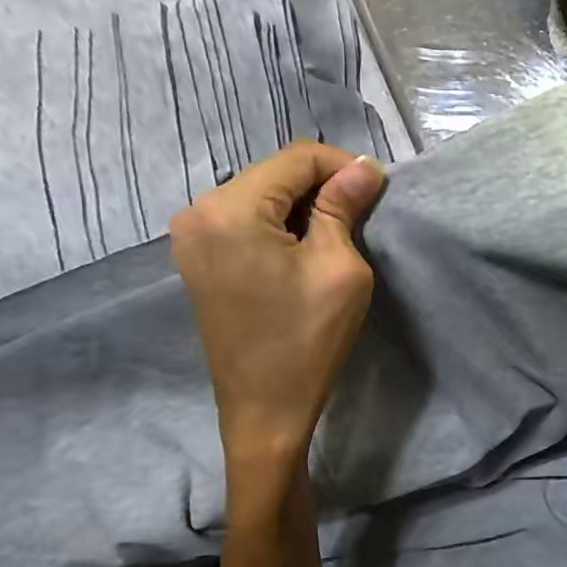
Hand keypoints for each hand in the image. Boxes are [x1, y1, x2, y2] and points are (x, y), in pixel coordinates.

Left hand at [171, 142, 386, 462]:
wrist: (265, 409)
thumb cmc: (307, 340)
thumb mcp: (338, 268)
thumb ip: (344, 207)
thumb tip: (363, 167)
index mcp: (230, 208)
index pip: (296, 158)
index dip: (342, 166)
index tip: (375, 190)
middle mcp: (198, 211)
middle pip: (273, 173)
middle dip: (320, 186)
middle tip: (358, 217)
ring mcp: (191, 236)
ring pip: (259, 195)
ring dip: (300, 206)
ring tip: (333, 237)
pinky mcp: (196, 259)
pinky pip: (243, 220)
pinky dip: (277, 225)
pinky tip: (301, 251)